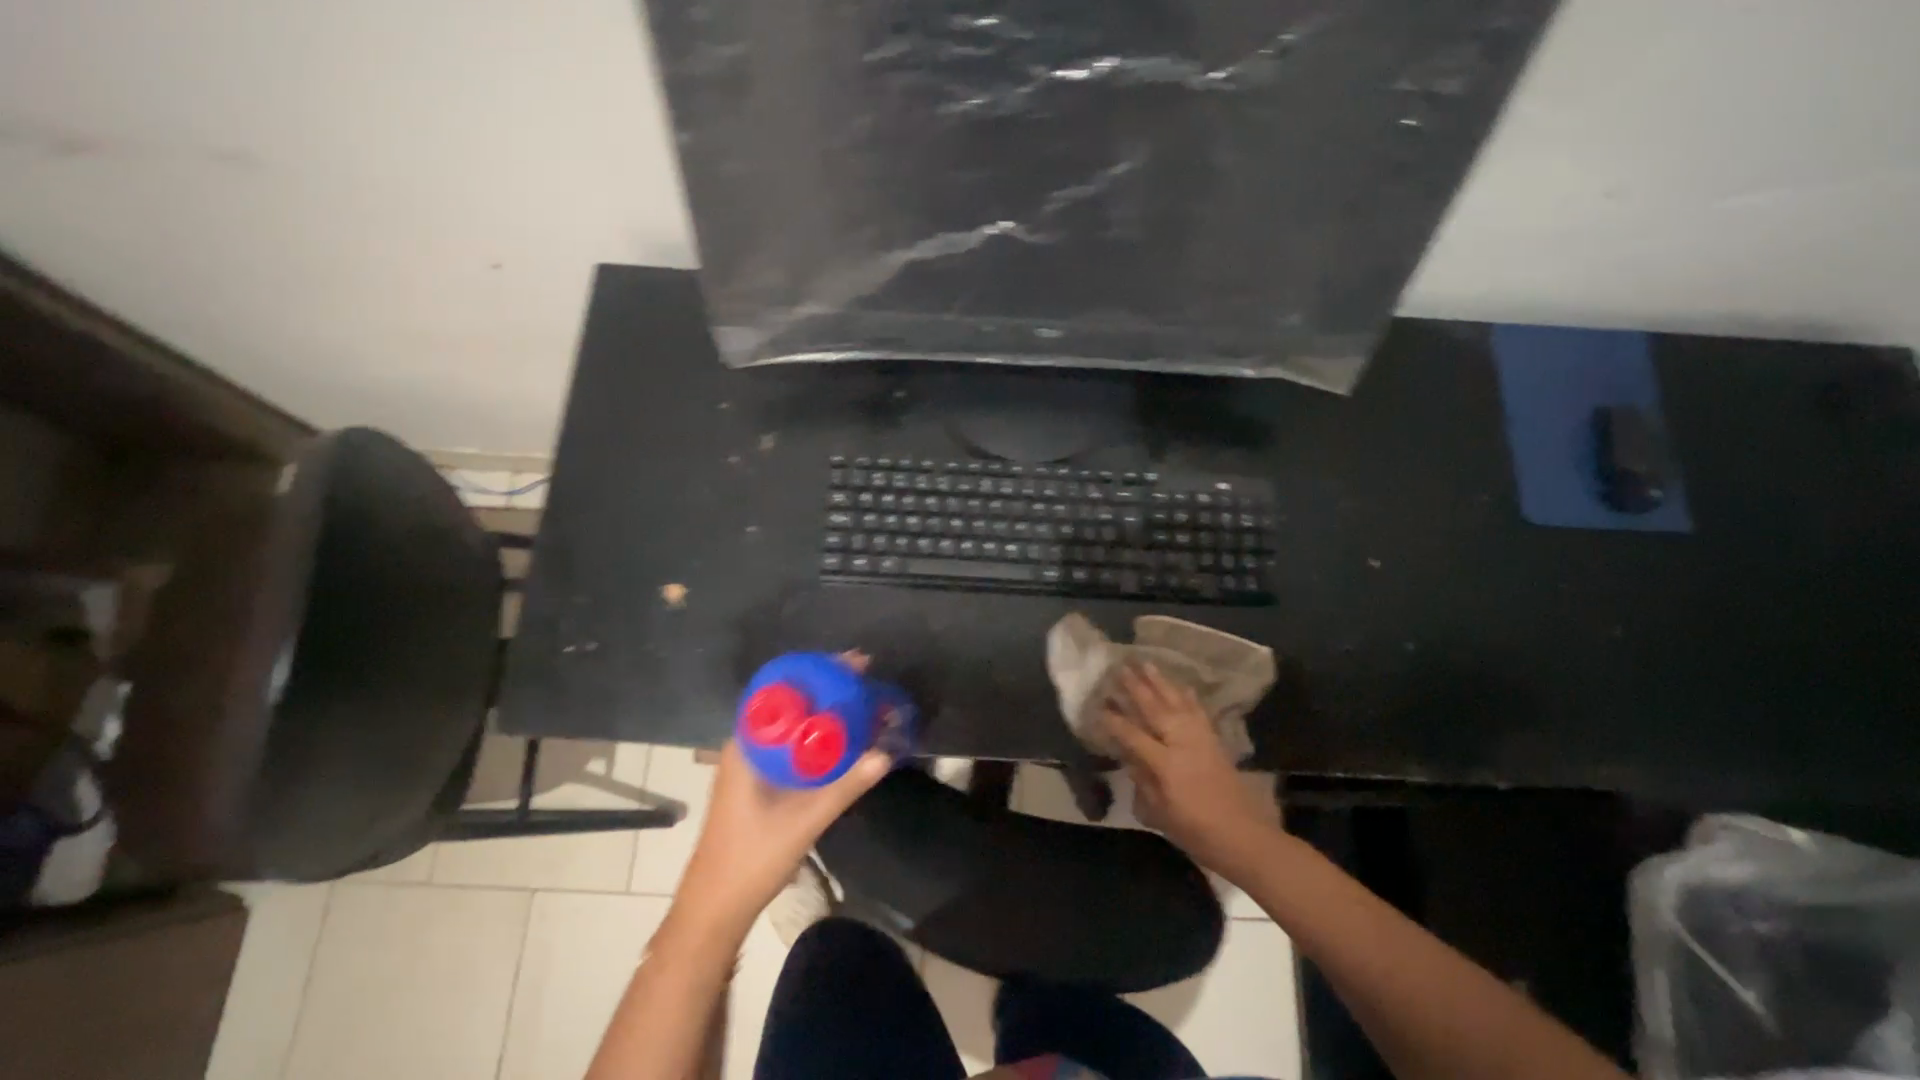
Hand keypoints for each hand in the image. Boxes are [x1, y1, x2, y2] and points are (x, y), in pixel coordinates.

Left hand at [672, 653, 891, 932]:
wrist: (715, 906)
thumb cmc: (751, 858)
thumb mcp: (804, 821)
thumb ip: (845, 786)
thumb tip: (885, 754)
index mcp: (746, 746)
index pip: (782, 691)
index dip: (817, 673)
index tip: (852, 664)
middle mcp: (745, 747)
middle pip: (788, 704)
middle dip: (826, 690)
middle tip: (865, 681)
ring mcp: (750, 766)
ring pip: (790, 726)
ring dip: (823, 715)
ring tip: (860, 705)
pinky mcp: (757, 784)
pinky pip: (790, 746)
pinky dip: (815, 739)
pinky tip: (841, 743)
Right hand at [1102, 663, 1279, 879]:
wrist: (1243, 837)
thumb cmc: (1196, 832)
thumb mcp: (1158, 814)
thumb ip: (1142, 782)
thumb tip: (1131, 759)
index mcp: (1165, 764)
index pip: (1132, 734)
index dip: (1113, 720)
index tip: (1097, 705)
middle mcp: (1182, 743)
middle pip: (1155, 709)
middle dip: (1136, 687)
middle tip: (1120, 667)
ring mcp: (1201, 739)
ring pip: (1177, 703)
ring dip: (1161, 683)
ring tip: (1146, 663)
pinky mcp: (1216, 742)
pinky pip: (1198, 711)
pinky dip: (1188, 696)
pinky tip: (1182, 686)